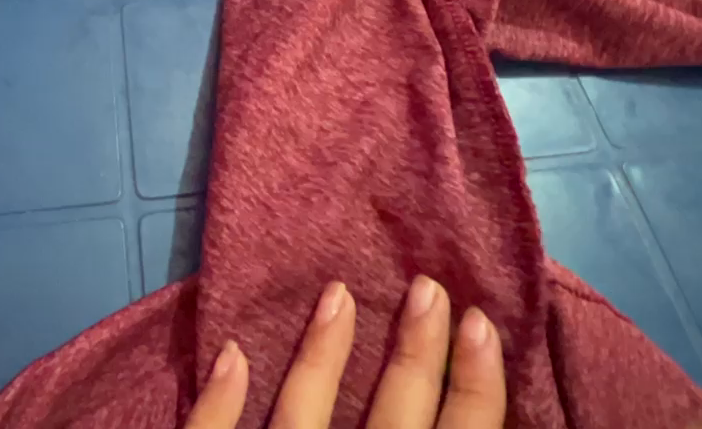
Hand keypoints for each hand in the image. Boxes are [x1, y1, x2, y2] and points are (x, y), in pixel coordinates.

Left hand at [183, 276, 505, 428]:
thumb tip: (452, 405)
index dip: (476, 388)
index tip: (482, 322)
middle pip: (392, 422)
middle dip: (416, 355)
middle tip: (429, 285)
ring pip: (301, 419)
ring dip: (322, 354)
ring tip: (339, 290)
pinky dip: (219, 401)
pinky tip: (232, 351)